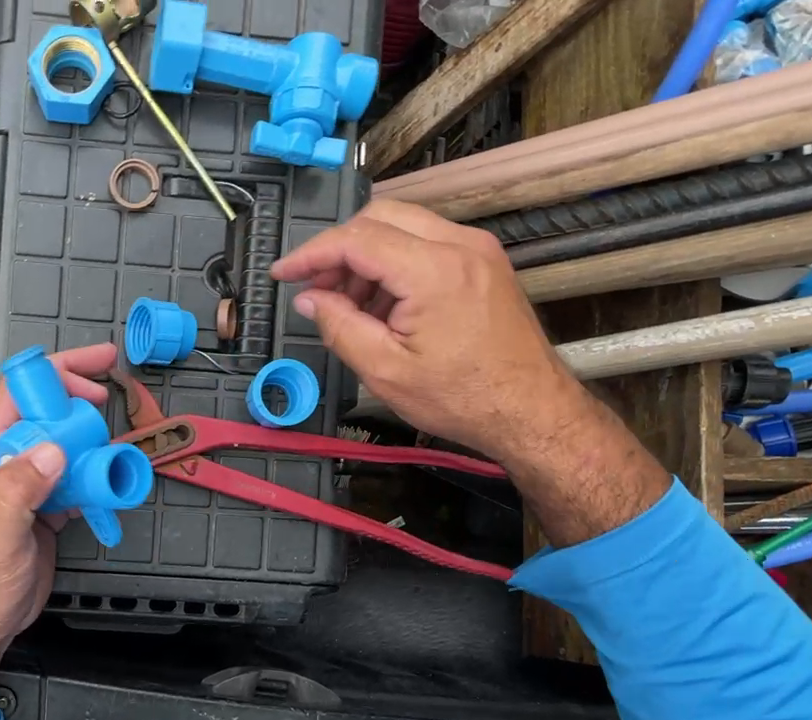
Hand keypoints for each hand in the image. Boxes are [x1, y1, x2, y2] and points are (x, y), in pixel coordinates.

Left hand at [0, 343, 117, 703]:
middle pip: (46, 409)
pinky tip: (109, 485)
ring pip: (65, 441)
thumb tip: (53, 450)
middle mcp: (8, 461)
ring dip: (92, 439)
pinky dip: (96, 474)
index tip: (93, 367)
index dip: (55, 372)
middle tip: (108, 401)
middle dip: (80, 398)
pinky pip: (75, 476)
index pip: (19, 392)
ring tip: (113, 449)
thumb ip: (18, 490)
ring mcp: (28, 482)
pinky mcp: (46, 504)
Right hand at [272, 200, 669, 546]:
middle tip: (314, 289)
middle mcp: (460, 245)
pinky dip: (393, 263)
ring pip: (403, 226)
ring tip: (347, 306)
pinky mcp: (483, 262)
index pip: (357, 239)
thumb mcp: (384, 370)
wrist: (528, 409)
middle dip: (338, 249)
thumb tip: (309, 299)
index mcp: (434, 271)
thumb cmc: (460, 397)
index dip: (311, 254)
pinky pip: (426, 243)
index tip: (282, 273)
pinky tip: (381, 305)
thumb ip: (340, 326)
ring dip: (365, 257)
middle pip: (380, 217)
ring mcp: (476, 249)